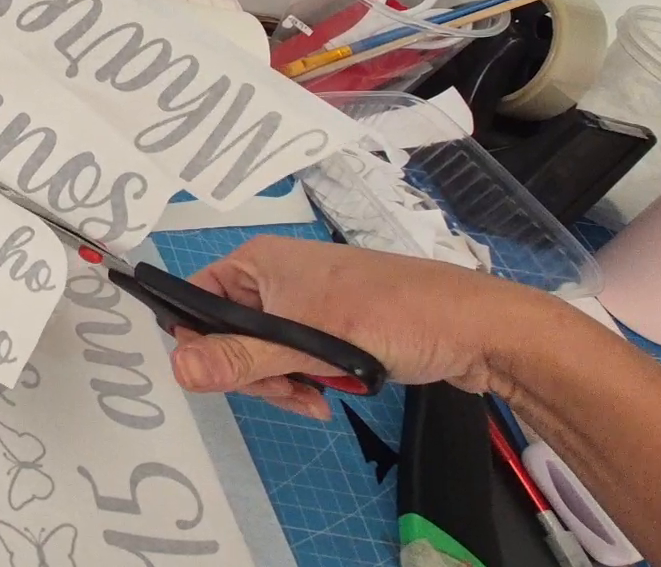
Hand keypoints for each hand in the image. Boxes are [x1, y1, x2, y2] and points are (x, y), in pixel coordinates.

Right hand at [166, 236, 563, 419]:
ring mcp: (304, 297)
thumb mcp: (306, 342)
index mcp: (254, 262)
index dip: (203, 343)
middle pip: (229, 330)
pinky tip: (330, 392)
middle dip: (252, 369)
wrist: (483, 327)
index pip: (197, 302)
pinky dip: (305, 375)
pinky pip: (294, 351)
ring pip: (263, 347)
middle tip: (289, 393)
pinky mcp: (332, 321)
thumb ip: (240, 358)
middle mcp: (272, 275)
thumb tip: (178, 370)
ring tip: (316, 398)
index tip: (234, 378)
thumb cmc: (387, 317)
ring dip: (281, 379)